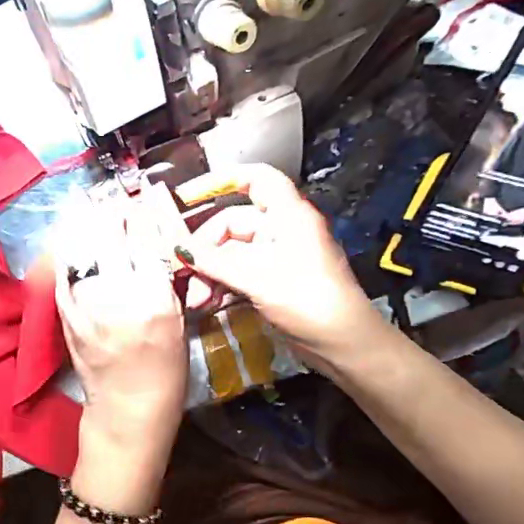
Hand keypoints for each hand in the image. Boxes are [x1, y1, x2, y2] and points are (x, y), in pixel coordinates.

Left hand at [53, 198, 186, 509]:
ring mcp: (89, 307)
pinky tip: (68, 238)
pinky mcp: (68, 318)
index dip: (140, 217)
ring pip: (84, 255)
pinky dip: (66, 255)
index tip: (136, 199)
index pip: (147, 245)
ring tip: (86, 204)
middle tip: (108, 195)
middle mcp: (121, 298)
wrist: (127, 410)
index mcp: (156, 300)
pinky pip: (65, 277)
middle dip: (109, 213)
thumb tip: (150, 246)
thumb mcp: (177, 323)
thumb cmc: (164, 373)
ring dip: (85, 226)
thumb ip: (161, 284)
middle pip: (112, 243)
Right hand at [175, 164, 383, 372]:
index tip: (186, 196)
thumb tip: (178, 250)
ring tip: (195, 299)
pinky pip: (238, 274)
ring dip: (208, 274)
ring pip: (231, 254)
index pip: (254, 179)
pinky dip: (221, 285)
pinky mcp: (274, 280)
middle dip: (204, 250)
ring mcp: (277, 256)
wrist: (344, 344)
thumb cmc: (309, 300)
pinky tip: (207, 303)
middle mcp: (282, 230)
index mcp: (288, 215)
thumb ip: (214, 262)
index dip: (219, 181)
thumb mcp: (256, 278)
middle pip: (231, 224)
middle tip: (182, 273)